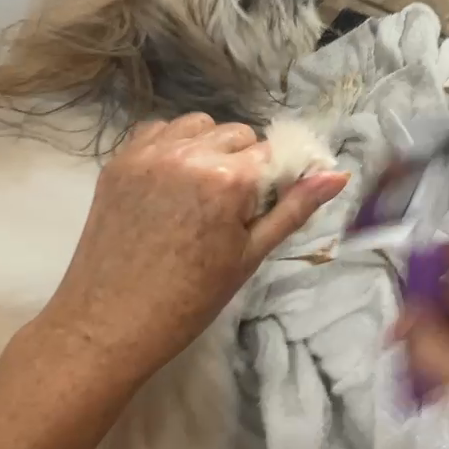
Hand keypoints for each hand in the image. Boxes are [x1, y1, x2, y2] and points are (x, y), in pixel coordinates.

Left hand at [36, 113, 348, 382]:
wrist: (109, 323)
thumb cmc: (191, 298)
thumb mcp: (251, 255)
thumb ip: (295, 208)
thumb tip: (339, 174)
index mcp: (228, 179)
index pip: (273, 153)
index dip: (275, 178)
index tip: (263, 205)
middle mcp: (190, 153)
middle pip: (238, 134)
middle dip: (244, 162)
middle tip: (229, 208)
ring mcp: (150, 153)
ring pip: (200, 125)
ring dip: (210, 147)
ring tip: (200, 191)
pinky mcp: (120, 159)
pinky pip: (160, 130)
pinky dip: (173, 146)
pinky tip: (171, 183)